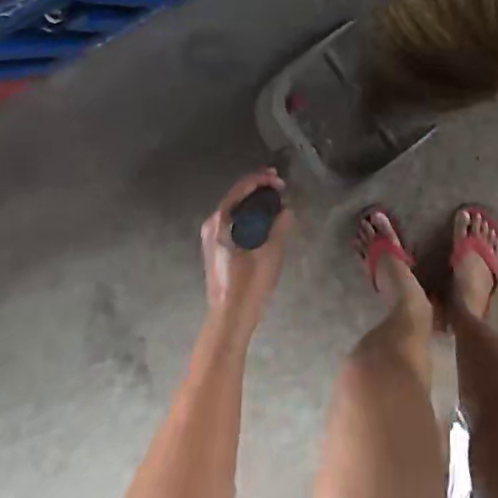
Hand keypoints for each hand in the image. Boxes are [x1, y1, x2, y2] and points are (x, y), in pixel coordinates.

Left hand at [199, 168, 291, 338]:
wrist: (229, 318)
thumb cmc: (249, 284)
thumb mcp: (270, 253)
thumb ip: (279, 226)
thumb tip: (286, 210)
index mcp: (220, 221)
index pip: (240, 189)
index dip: (260, 179)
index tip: (279, 179)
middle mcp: (211, 224)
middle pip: (235, 197)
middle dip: (257, 188)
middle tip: (278, 184)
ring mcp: (211, 237)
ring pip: (234, 210)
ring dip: (253, 202)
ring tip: (274, 199)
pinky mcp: (215, 249)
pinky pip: (233, 222)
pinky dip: (248, 216)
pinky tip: (263, 220)